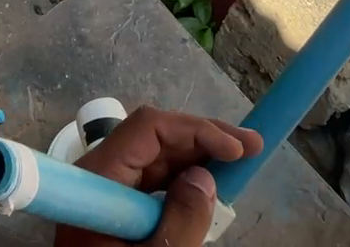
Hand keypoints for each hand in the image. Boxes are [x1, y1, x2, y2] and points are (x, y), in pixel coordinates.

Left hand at [54, 107, 262, 246]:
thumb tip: (205, 177)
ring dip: (198, 156)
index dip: (194, 129)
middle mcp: (100, 173)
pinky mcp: (117, 209)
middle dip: (202, 137)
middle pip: (154, 138)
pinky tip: (209, 182)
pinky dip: (184, 180)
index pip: (147, 128)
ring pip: (156, 158)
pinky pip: (153, 182)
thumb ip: (180, 222)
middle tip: (251, 146)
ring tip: (238, 160)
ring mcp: (108, 190)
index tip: (237, 148)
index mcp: (99, 175)